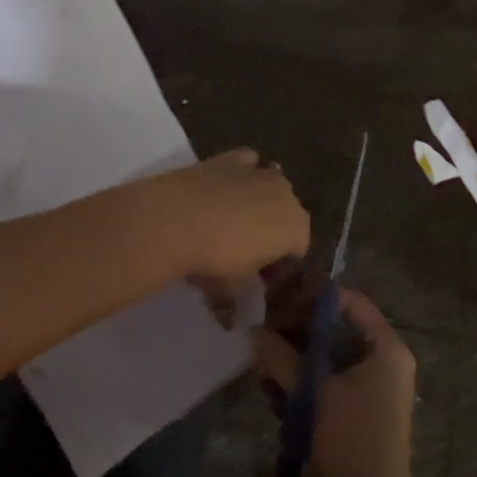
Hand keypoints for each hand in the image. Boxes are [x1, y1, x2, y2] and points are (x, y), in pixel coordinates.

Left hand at [151, 149, 309, 288]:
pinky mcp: (232, 158)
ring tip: (232, 220)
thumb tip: (230, 318)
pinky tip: (223, 188)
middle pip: (287, 214)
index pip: (299, 249)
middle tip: (246, 251)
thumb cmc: (214, 259)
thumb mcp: (230, 291)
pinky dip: (241, 173)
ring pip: (269, 185)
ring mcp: (259, 172)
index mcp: (296, 228)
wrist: (176, 219)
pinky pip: (246, 163)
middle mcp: (286, 194)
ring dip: (259, 200)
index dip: (281, 265)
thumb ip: (237, 302)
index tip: (260, 278)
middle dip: (273, 230)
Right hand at [255, 290, 416, 476]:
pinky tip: (273, 394)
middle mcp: (380, 364)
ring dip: (292, 363)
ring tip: (263, 366)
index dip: (318, 294)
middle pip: (334, 332)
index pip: (353, 303)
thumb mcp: (317, 393)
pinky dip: (299, 388)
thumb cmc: (353, 437)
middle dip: (297, 333)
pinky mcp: (350, 415)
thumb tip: (253, 331)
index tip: (281, 290)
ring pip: (323, 361)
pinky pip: (322, 387)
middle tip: (263, 329)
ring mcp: (366, 391)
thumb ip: (284, 358)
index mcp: (386, 350)